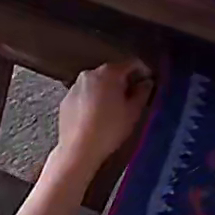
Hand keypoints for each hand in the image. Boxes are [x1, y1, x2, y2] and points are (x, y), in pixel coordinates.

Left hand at [50, 60, 153, 180]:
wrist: (78, 151)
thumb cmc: (110, 129)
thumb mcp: (133, 111)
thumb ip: (143, 92)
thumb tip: (146, 82)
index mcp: (109, 72)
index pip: (131, 63)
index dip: (143, 70)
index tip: (149, 80)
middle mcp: (90, 74)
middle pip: (113, 71)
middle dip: (124, 81)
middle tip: (132, 96)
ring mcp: (75, 86)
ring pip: (97, 83)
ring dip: (107, 90)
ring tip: (113, 108)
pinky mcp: (66, 100)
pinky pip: (84, 94)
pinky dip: (92, 99)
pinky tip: (96, 115)